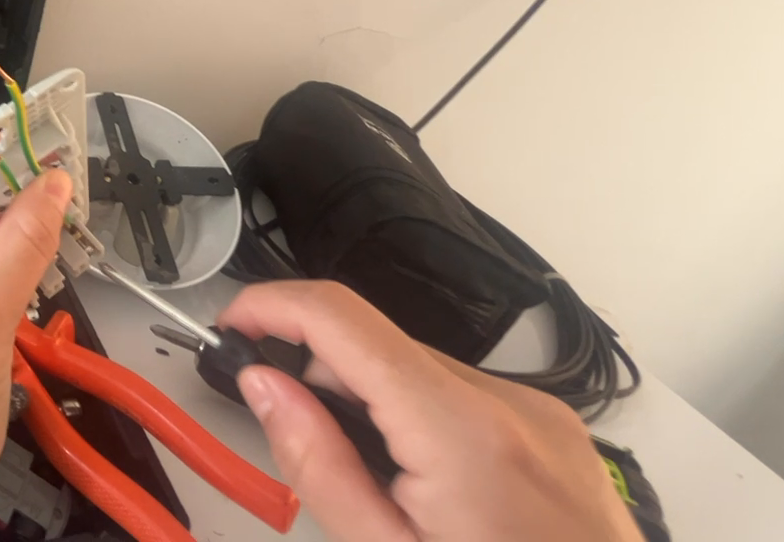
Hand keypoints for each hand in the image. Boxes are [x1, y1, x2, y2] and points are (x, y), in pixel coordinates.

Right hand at [219, 281, 638, 541]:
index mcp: (461, 431)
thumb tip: (262, 382)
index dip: (269, 304)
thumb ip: (315, 463)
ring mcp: (539, 412)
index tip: (229, 329)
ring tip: (375, 479)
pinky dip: (411, 411)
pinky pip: (452, 389)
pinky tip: (422, 479)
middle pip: (371, 339)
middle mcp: (507, 402)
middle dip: (316, 369)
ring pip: (409, 363)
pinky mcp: (554, 428)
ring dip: (365, 394)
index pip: (339, 316)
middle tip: (297, 433)